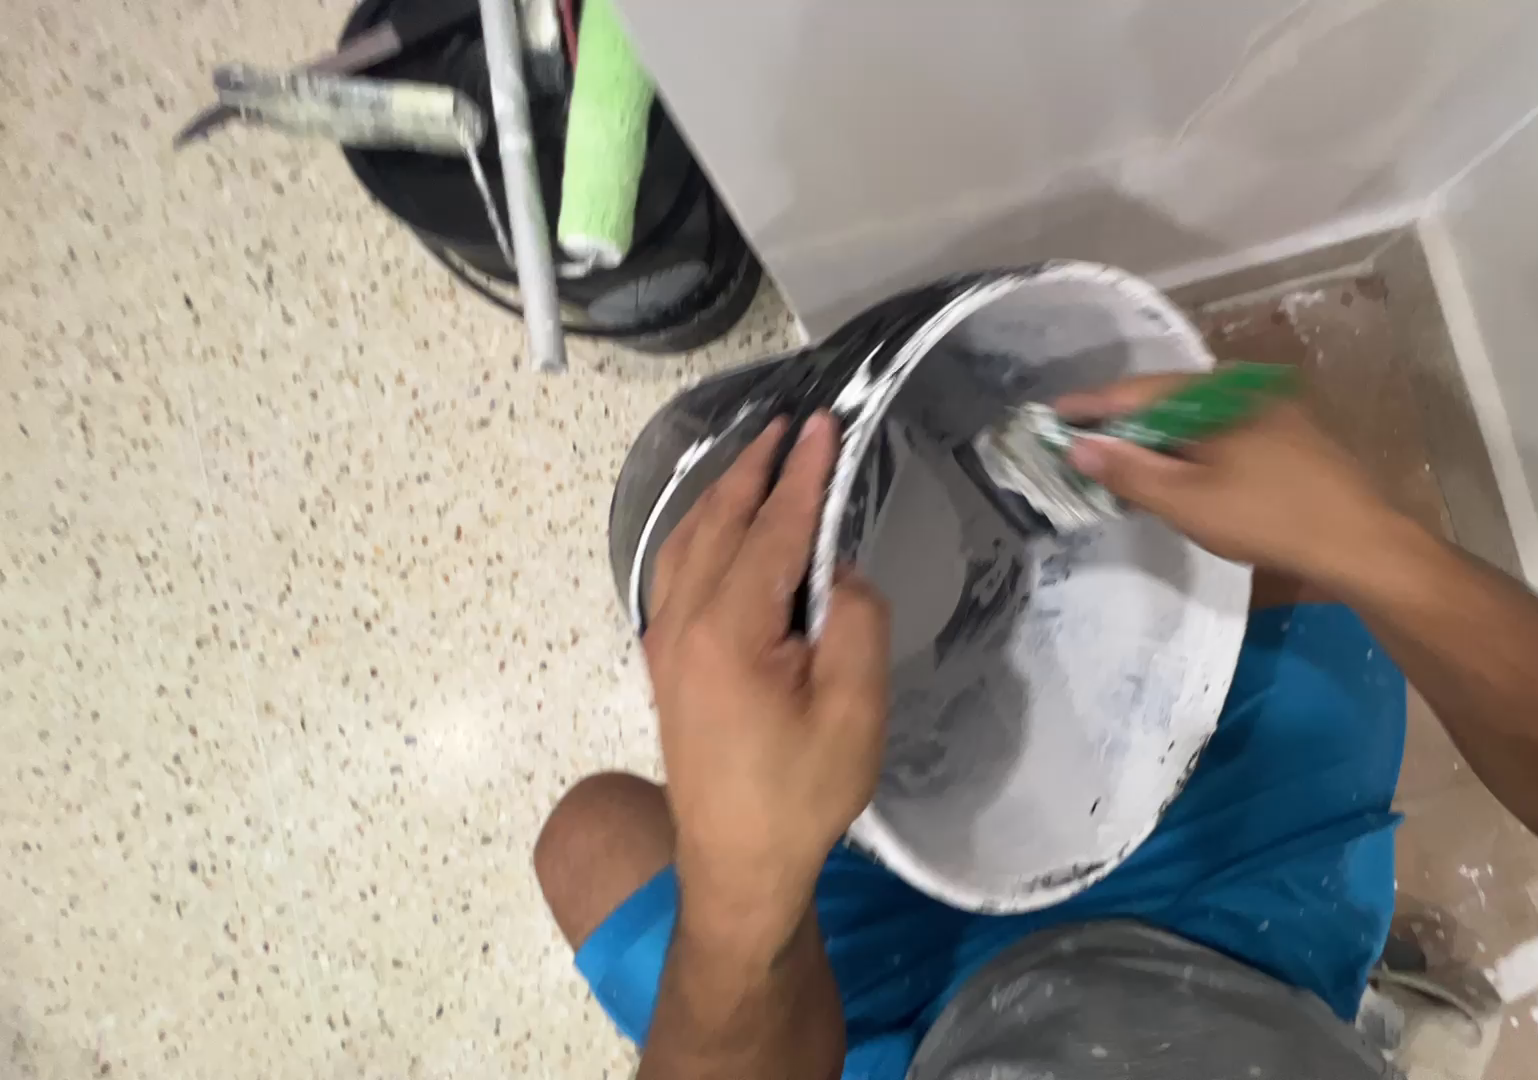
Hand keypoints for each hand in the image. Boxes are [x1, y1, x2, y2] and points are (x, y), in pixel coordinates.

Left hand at [643, 413, 889, 952]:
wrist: (738, 865)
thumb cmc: (802, 790)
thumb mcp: (855, 708)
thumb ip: (856, 621)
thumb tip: (841, 572)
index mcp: (729, 629)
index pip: (775, 529)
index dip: (804, 475)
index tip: (824, 425)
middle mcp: (684, 622)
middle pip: (721, 523)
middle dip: (758, 468)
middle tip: (790, 426)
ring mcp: (666, 641)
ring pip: (688, 542)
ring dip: (725, 494)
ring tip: (758, 459)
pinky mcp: (667, 661)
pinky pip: (676, 571)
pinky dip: (700, 530)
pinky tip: (718, 526)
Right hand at [1056, 373, 1403, 582]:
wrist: (1359, 543)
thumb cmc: (1267, 518)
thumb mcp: (1187, 501)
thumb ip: (1129, 472)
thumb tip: (1077, 445)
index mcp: (1215, 397)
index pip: (1137, 393)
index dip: (1092, 405)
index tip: (1053, 414)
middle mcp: (1240, 390)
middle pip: (1163, 398)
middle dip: (1120, 419)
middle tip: (1081, 438)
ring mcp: (1265, 409)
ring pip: (1191, 415)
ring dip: (1152, 434)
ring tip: (1117, 453)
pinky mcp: (1281, 433)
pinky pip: (1214, 428)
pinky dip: (1183, 444)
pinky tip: (1172, 466)